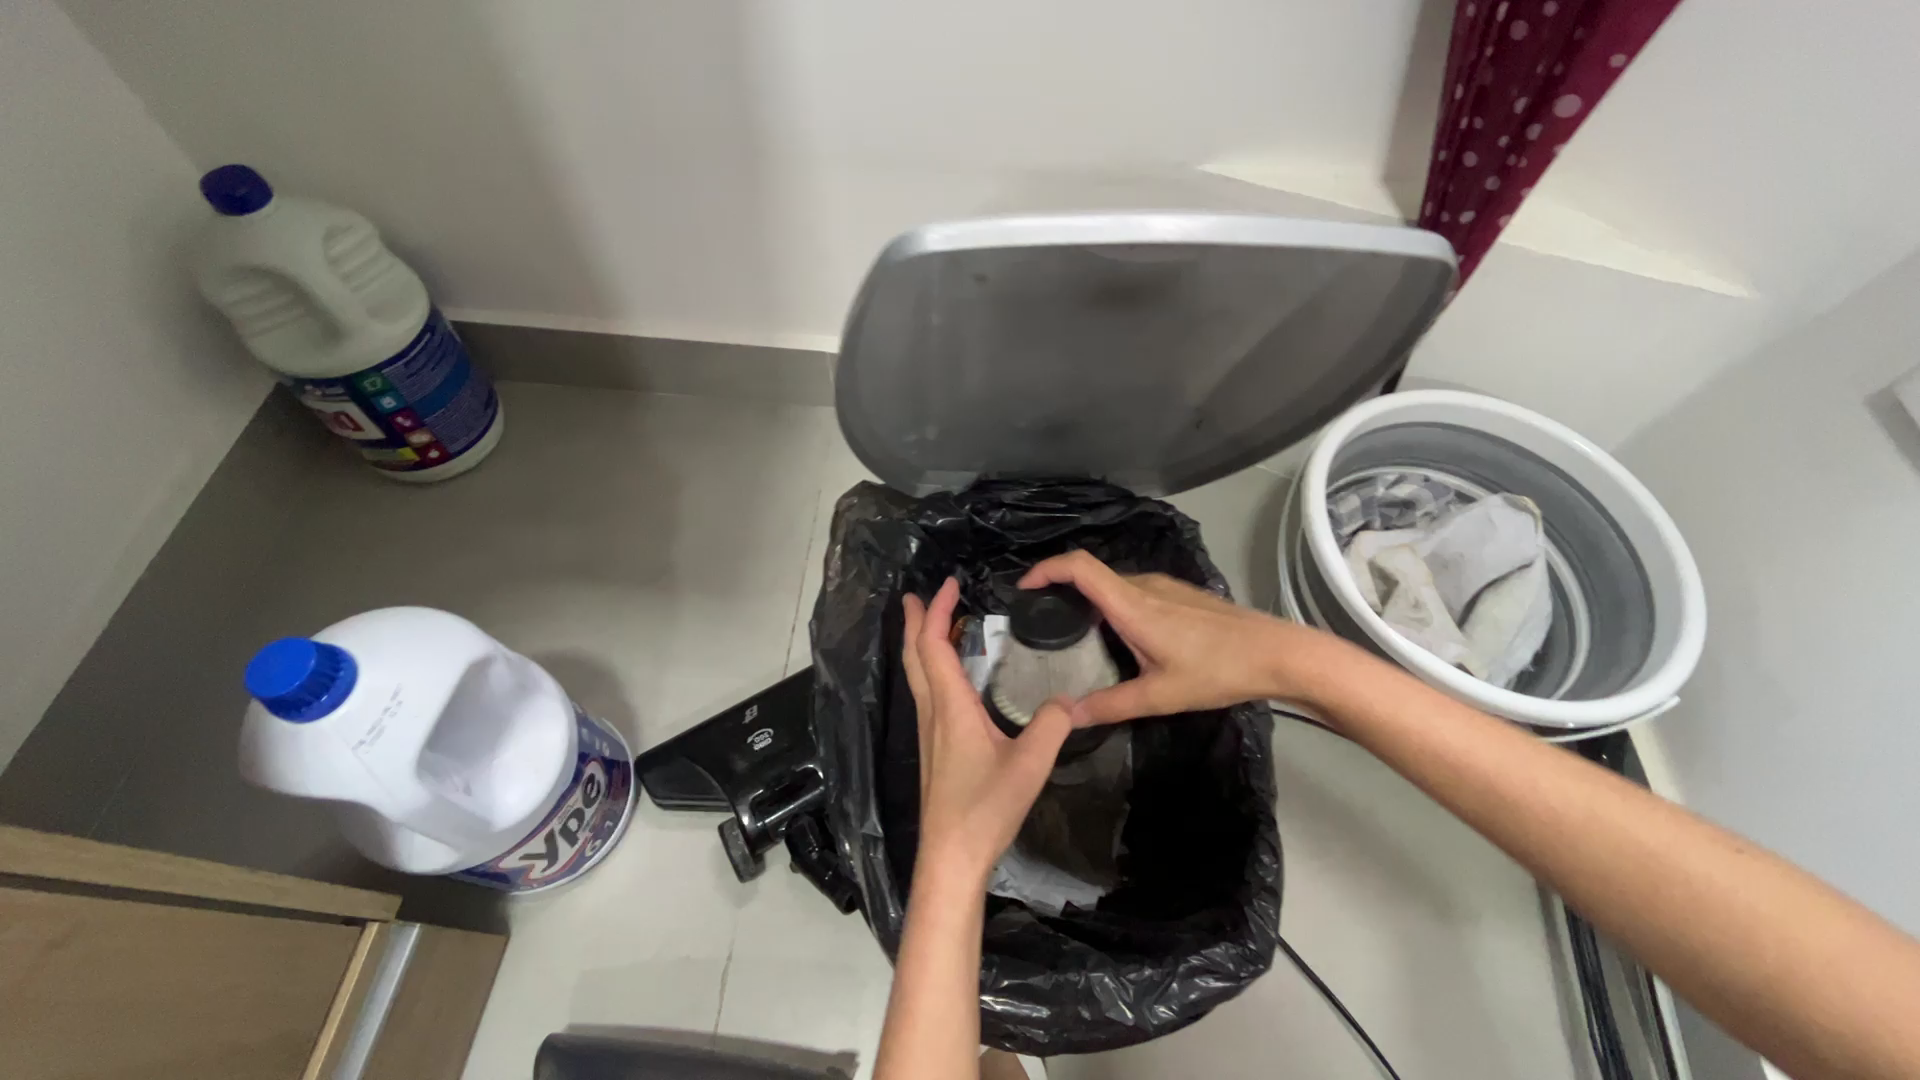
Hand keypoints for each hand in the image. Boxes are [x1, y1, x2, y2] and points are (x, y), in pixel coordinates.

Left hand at [901, 578, 1072, 883]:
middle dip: (914, 621)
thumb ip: (1052, 726)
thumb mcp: (1030, 766)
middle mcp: (932, 714)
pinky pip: (925, 694)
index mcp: (950, 708)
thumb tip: (1070, 699)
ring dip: (920, 645)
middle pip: (915, 656)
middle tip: (916, 595)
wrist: (951, 857)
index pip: (934, 646)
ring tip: (929, 626)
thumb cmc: (985, 810)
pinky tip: (946, 679)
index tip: (948, 584)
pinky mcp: (933, 750)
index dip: (937, 612)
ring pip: (917, 676)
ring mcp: (928, 733)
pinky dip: (930, 670)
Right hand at [1018, 550, 1335, 723]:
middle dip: (1060, 590)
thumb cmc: (1218, 671)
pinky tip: (1118, 638)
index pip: (1079, 566)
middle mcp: (1145, 586)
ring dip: (1088, 599)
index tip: (1023, 589)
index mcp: (1132, 604)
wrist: (1277, 653)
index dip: (1045, 569)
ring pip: (1114, 584)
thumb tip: (1066, 716)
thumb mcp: (1160, 695)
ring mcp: (1166, 587)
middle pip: (1091, 574)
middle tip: (1042, 622)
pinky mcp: (1180, 594)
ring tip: (1074, 633)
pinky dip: (1112, 604)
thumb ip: (1109, 705)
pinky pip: (1134, 591)